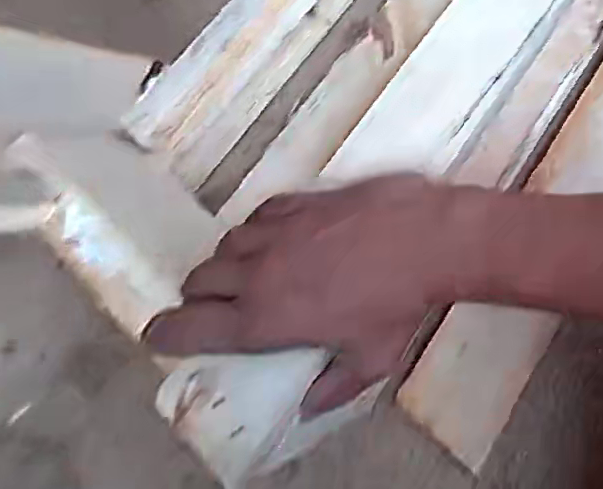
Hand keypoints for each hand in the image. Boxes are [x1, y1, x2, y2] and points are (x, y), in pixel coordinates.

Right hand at [143, 175, 472, 413]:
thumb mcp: (373, 357)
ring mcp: (288, 229)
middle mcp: (262, 272)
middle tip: (225, 297)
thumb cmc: (405, 301)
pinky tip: (285, 226)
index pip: (183, 329)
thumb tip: (312, 406)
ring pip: (230, 240)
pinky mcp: (315, 198)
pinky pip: (268, 208)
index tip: (170, 332)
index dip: (166, 333)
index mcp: (263, 320)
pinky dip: (265, 220)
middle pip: (200, 280)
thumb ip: (336, 385)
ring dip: (234, 254)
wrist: (436, 237)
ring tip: (257, 262)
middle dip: (203, 292)